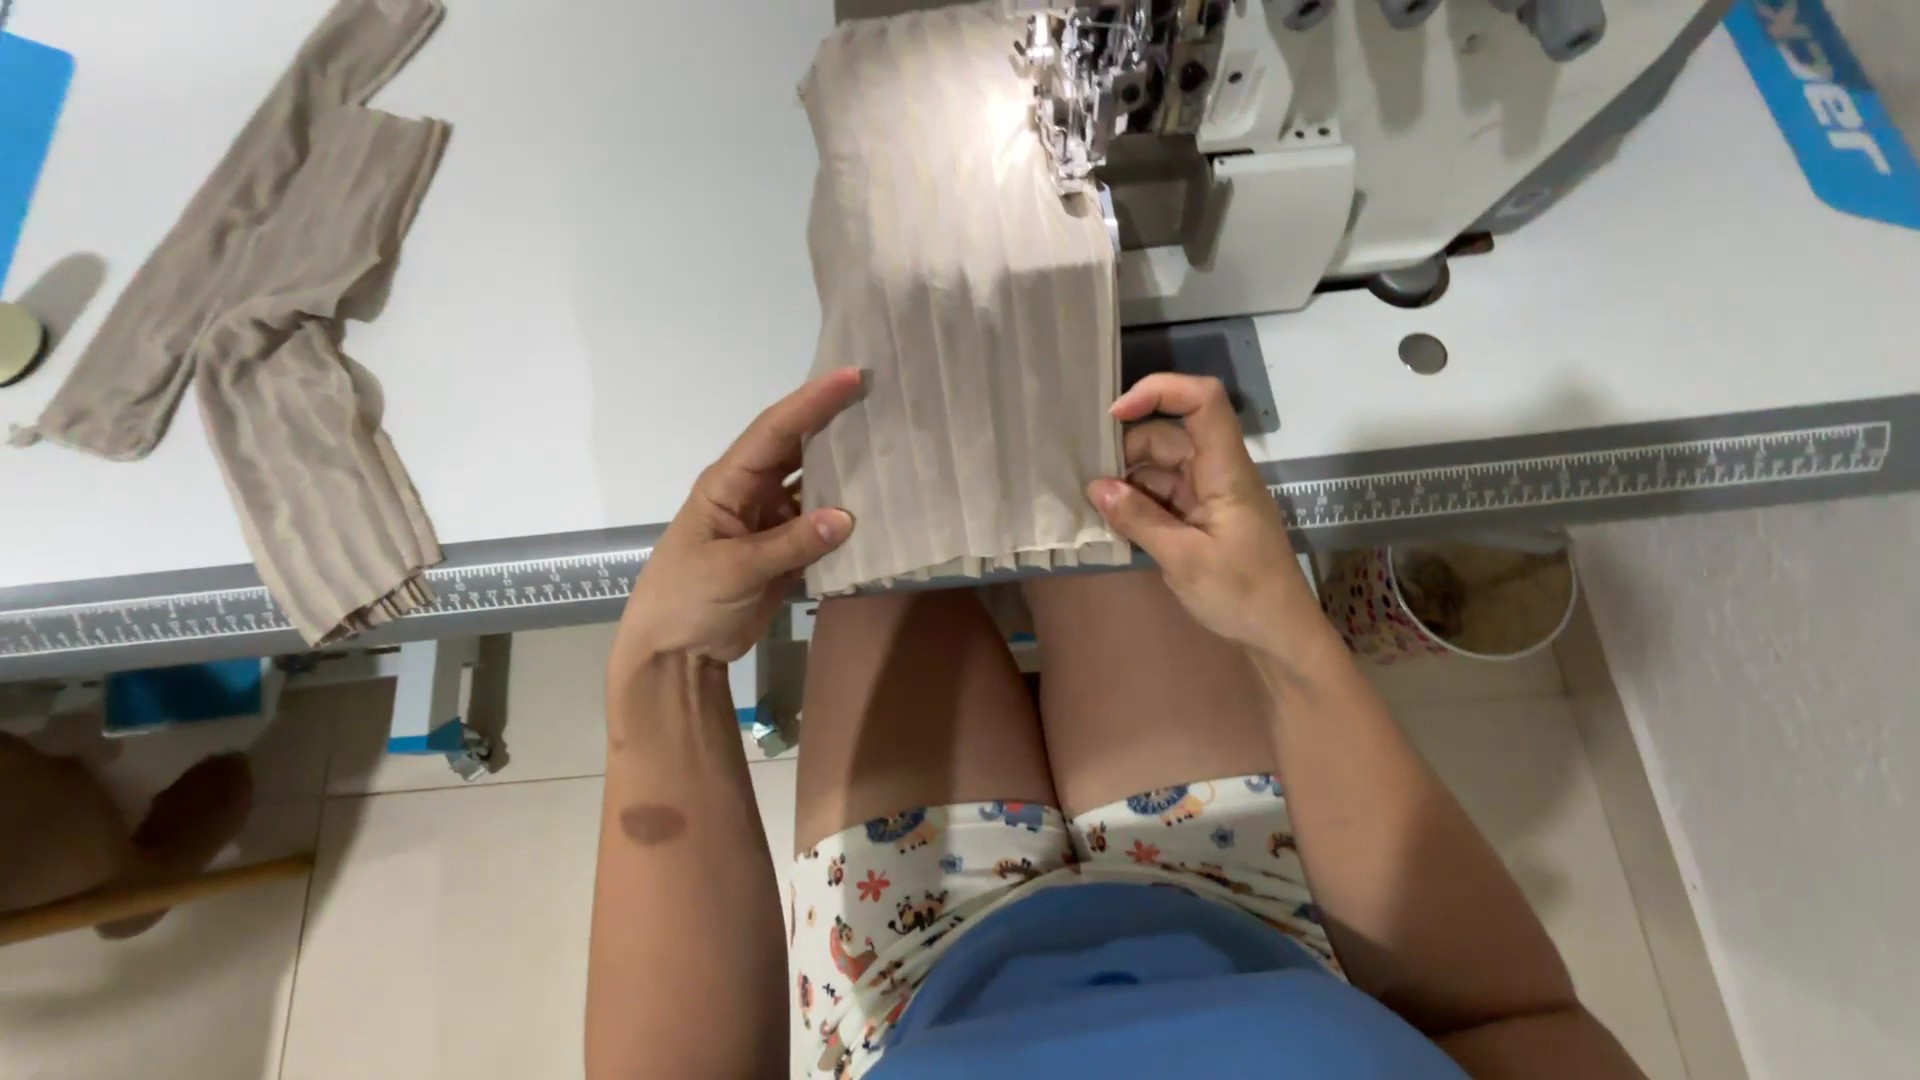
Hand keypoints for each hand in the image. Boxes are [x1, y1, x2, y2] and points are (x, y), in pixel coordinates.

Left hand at [615, 368, 863, 666]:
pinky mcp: (783, 554)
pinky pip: (819, 530)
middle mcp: (750, 494)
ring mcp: (768, 524)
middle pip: (797, 452)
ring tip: (889, 452)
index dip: (811, 403)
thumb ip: (791, 543)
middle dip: (834, 426)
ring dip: (844, 476)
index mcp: (727, 484)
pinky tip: (875, 512)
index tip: (851, 377)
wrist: (674, 654)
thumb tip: (848, 517)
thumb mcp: (734, 568)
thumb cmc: (686, 599)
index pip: (774, 432)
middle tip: (880, 402)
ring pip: (812, 489)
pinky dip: (843, 524)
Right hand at [1087, 374, 1320, 655]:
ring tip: (1096, 505)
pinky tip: (1114, 520)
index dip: (1160, 390)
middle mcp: (1218, 473)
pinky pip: (1163, 493)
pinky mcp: (1201, 517)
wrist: (1279, 636)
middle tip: (1090, 481)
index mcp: (1226, 471)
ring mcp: (1209, 495)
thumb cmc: (1242, 595)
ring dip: (1128, 479)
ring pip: (1161, 465)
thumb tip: (1096, 488)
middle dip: (1127, 449)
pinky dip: (1137, 501)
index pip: (1203, 402)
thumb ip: (1139, 520)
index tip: (1115, 415)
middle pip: (1171, 434)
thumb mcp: (1184, 560)